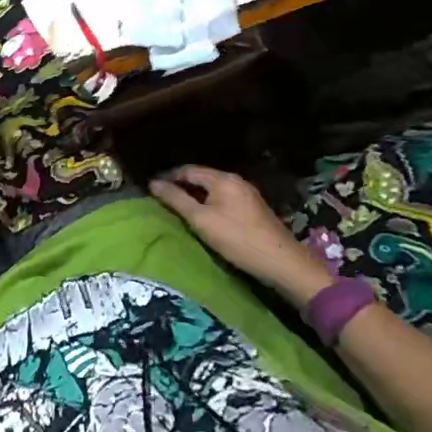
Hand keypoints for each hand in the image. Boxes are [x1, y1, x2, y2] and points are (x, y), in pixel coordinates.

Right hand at [150, 165, 333, 304]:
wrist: (280, 261)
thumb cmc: (236, 238)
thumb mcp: (200, 219)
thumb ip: (176, 199)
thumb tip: (153, 183)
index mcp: (222, 179)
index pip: (188, 170)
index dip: (168, 177)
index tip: (151, 188)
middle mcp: (236, 181)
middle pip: (202, 178)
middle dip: (181, 186)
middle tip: (162, 200)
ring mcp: (247, 194)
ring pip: (213, 190)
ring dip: (195, 196)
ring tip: (178, 209)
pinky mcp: (253, 209)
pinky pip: (224, 199)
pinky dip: (209, 204)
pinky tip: (203, 217)